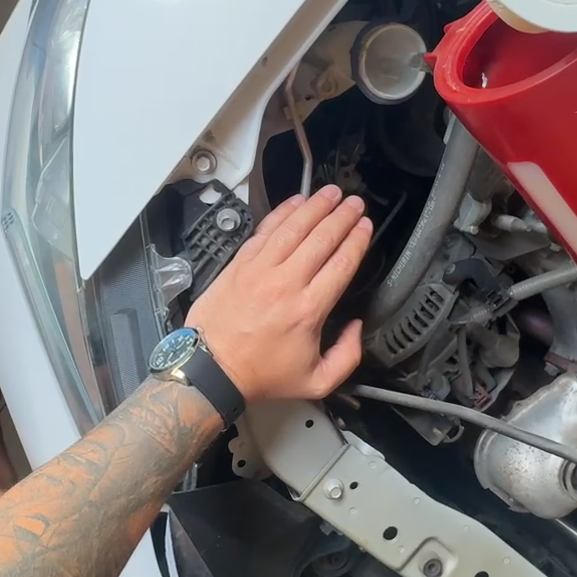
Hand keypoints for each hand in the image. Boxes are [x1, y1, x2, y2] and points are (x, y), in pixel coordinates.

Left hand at [187, 185, 373, 401]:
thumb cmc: (259, 374)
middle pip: (321, 238)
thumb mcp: (316, 382)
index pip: (341, 263)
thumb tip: (357, 328)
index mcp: (309, 310)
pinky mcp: (240, 264)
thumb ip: (347, 356)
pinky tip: (295, 202)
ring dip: (315, 207)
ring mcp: (261, 269)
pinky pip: (265, 230)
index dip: (357, 239)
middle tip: (355, 203)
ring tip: (330, 194)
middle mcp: (286, 283)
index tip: (365, 227)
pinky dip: (282, 213)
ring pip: (293, 228)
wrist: (211, 368)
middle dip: (342, 216)